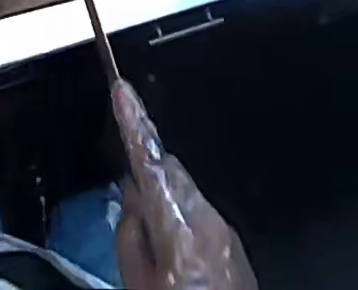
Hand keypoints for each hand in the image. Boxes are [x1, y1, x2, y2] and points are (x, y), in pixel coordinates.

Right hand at [113, 80, 258, 289]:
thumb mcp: (138, 286)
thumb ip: (131, 235)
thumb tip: (134, 198)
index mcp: (177, 225)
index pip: (148, 159)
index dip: (132, 121)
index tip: (121, 88)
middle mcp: (206, 217)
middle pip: (172, 172)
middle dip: (151, 174)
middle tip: (134, 208)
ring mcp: (225, 230)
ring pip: (187, 194)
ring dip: (167, 203)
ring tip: (156, 248)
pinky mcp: (235, 247)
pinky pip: (201, 216)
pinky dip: (183, 222)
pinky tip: (178, 259)